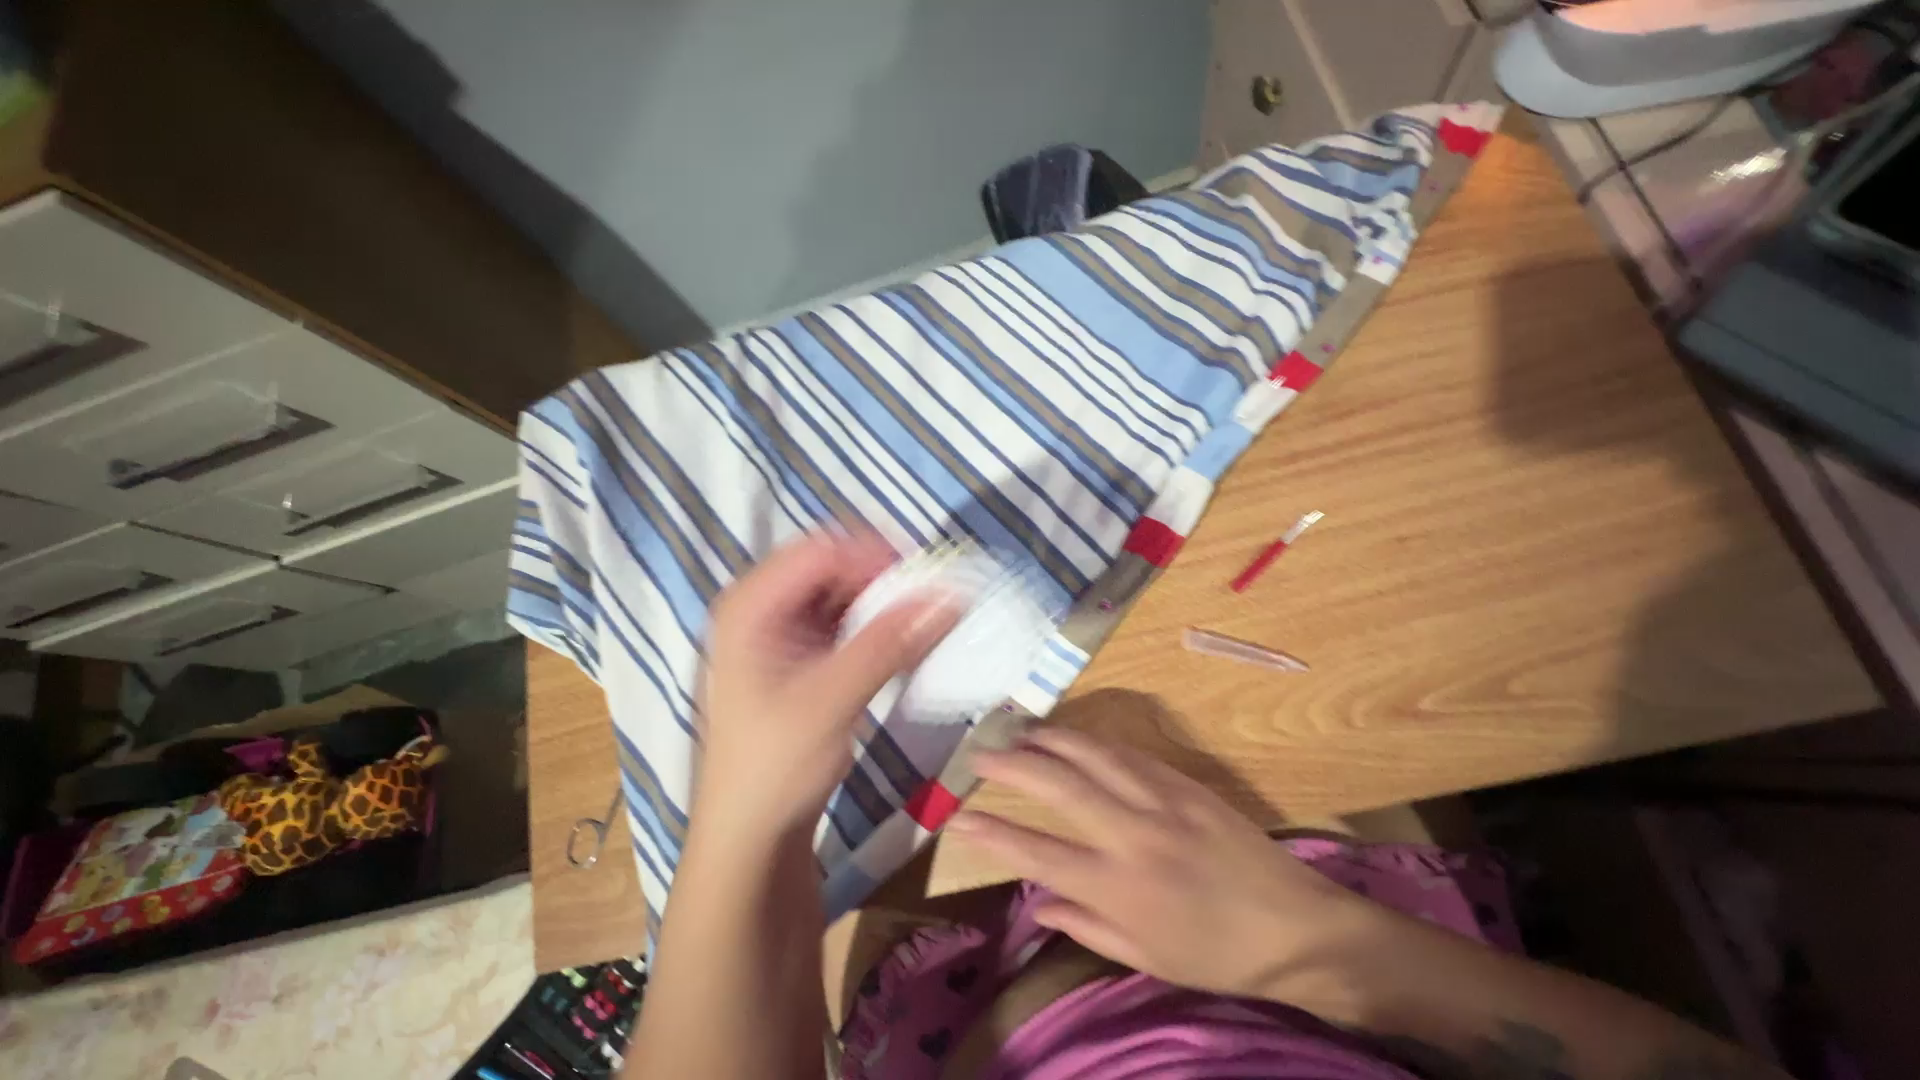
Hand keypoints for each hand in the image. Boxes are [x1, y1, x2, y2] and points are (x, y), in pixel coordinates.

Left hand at [696, 532, 961, 842]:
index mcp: (749, 607)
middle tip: (934, 599)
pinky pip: (843, 624)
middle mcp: (761, 609)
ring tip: (928, 621)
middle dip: (884, 579)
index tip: (928, 578)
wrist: (750, 836)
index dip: (873, 555)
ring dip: (885, 603)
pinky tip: (907, 644)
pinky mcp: (799, 660)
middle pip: (830, 568)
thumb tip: (950, 596)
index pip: (818, 551)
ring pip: (841, 595)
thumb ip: (889, 644)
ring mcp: (779, 634)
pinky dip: (876, 628)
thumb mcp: (831, 700)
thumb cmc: (774, 766)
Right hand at [948, 728, 1374, 999]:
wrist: (1296, 927)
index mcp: (1118, 887)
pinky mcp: (1187, 785)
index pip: (1038, 854)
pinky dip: (1096, 742)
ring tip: (1021, 729)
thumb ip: (1085, 925)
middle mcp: (1133, 836)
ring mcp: (1163, 802)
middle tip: (980, 751)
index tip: (960, 818)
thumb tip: (1038, 902)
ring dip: (1052, 739)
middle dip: (1013, 765)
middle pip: (1060, 787)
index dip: (995, 834)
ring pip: (1095, 756)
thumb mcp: (1144, 957)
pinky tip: (1078, 737)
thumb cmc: (1215, 954)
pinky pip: (1131, 754)